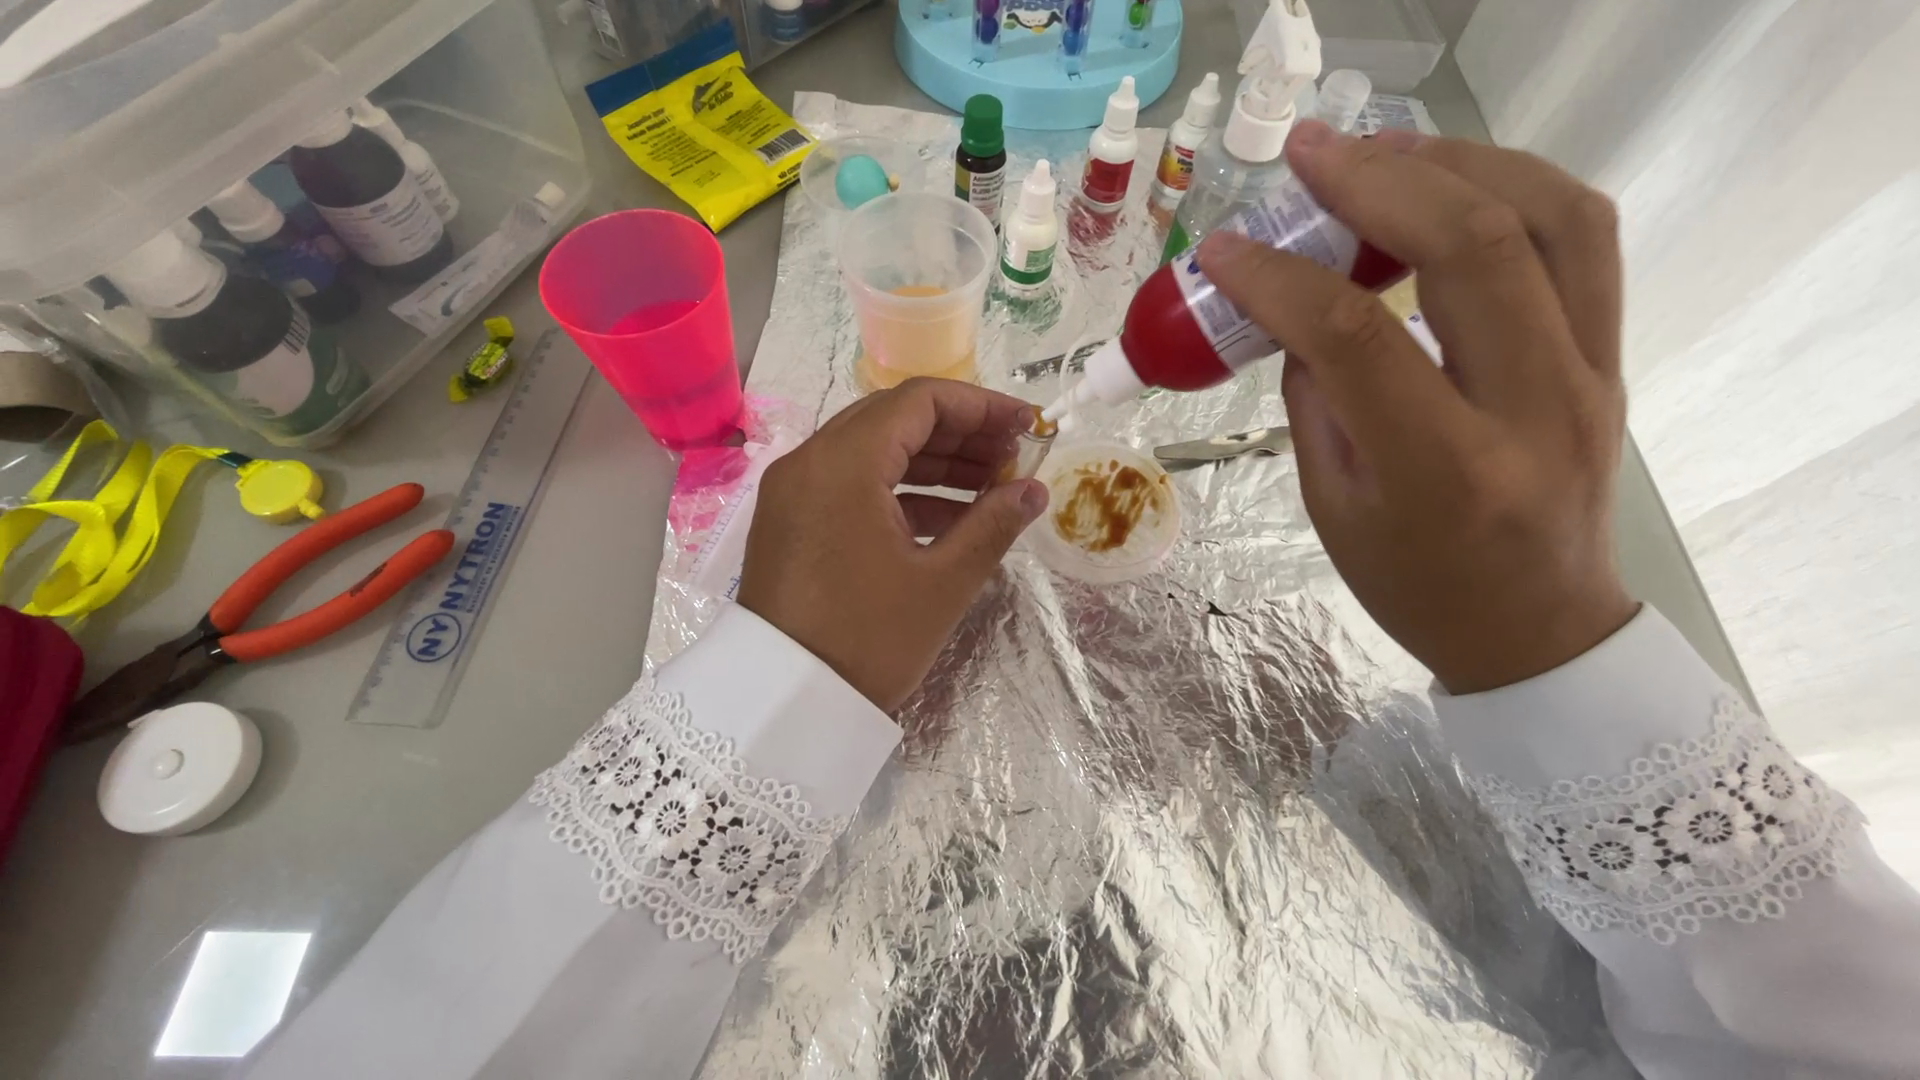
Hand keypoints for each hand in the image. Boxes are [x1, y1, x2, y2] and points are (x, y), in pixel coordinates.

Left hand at [737, 378, 1048, 710]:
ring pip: (873, 452)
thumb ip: (993, 524)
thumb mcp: (942, 583)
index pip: (920, 400)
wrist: (786, 705)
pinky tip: (949, 518)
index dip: (982, 406)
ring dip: (934, 463)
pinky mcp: (791, 521)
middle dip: (961, 434)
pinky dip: (900, 492)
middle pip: (895, 420)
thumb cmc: (867, 641)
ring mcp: (794, 491)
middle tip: (1013, 458)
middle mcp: (810, 461)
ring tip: (992, 487)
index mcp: (843, 463)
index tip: (1027, 426)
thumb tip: (1035, 489)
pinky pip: (852, 485)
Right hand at [1197, 121, 1636, 694]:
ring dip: (1457, 163)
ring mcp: (1591, 373)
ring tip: (1379, 150)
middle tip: (1306, 153)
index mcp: (1443, 469)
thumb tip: (1299, 311)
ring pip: (1553, 217)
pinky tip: (1449, 181)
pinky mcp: (1611, 353)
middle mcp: (1533, 407)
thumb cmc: (1413, 585)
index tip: (1223, 250)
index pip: (1357, 338)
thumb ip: (1316, 400)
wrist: (1537, 626)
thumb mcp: (1333, 508)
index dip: (1279, 280)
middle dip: (1377, 180)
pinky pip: (1583, 237)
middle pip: (1473, 248)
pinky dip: (1513, 185)